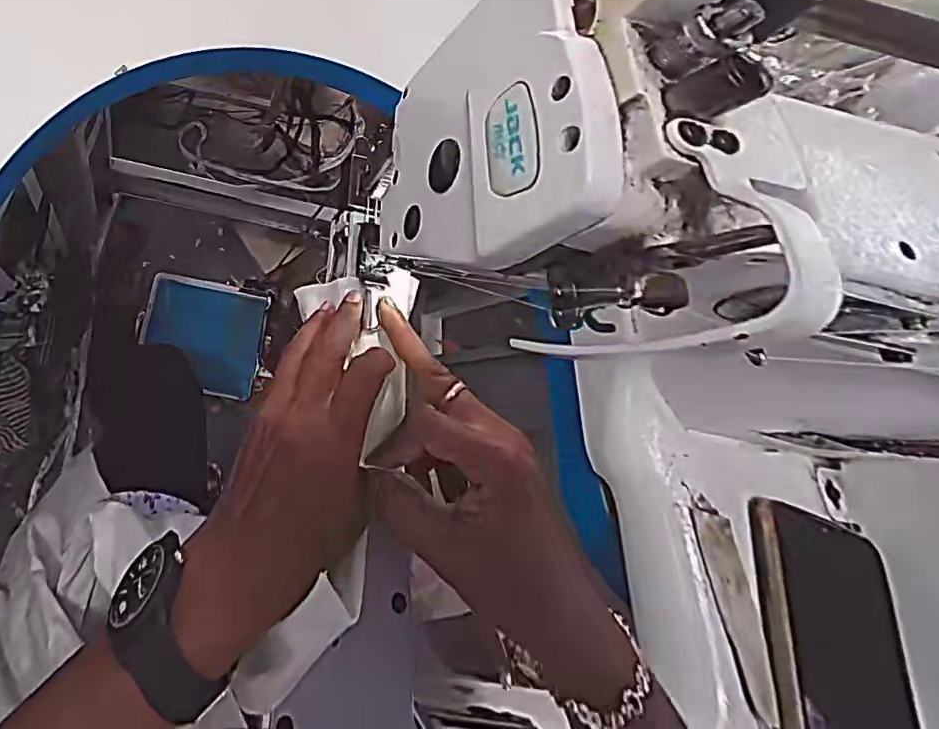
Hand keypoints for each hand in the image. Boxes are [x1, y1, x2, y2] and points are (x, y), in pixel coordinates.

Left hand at [171, 295, 395, 677]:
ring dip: (314, 329)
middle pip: (325, 352)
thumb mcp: (353, 504)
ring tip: (326, 312)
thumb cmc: (296, 547)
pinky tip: (301, 349)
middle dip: (342, 323)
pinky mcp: (257, 421)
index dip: (380, 358)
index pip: (363, 376)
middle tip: (353, 305)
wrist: (242, 560)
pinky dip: (294, 353)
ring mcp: (275, 415)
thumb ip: (365, 459)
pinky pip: (279, 373)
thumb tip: (371, 438)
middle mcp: (302, 418)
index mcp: (333, 439)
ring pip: (297, 355)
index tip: (387, 354)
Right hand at [367, 301, 638, 708]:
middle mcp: (504, 440)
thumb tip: (373, 477)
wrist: (565, 616)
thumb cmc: (523, 588)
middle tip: (387, 322)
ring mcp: (506, 448)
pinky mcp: (504, 462)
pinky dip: (432, 437)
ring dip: (418, 405)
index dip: (393, 441)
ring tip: (386, 394)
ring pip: (452, 407)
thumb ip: (399, 504)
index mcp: (494, 454)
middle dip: (410, 357)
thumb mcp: (445, 549)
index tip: (376, 464)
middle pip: (444, 387)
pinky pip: (460, 433)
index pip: (426, 420)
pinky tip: (414, 458)